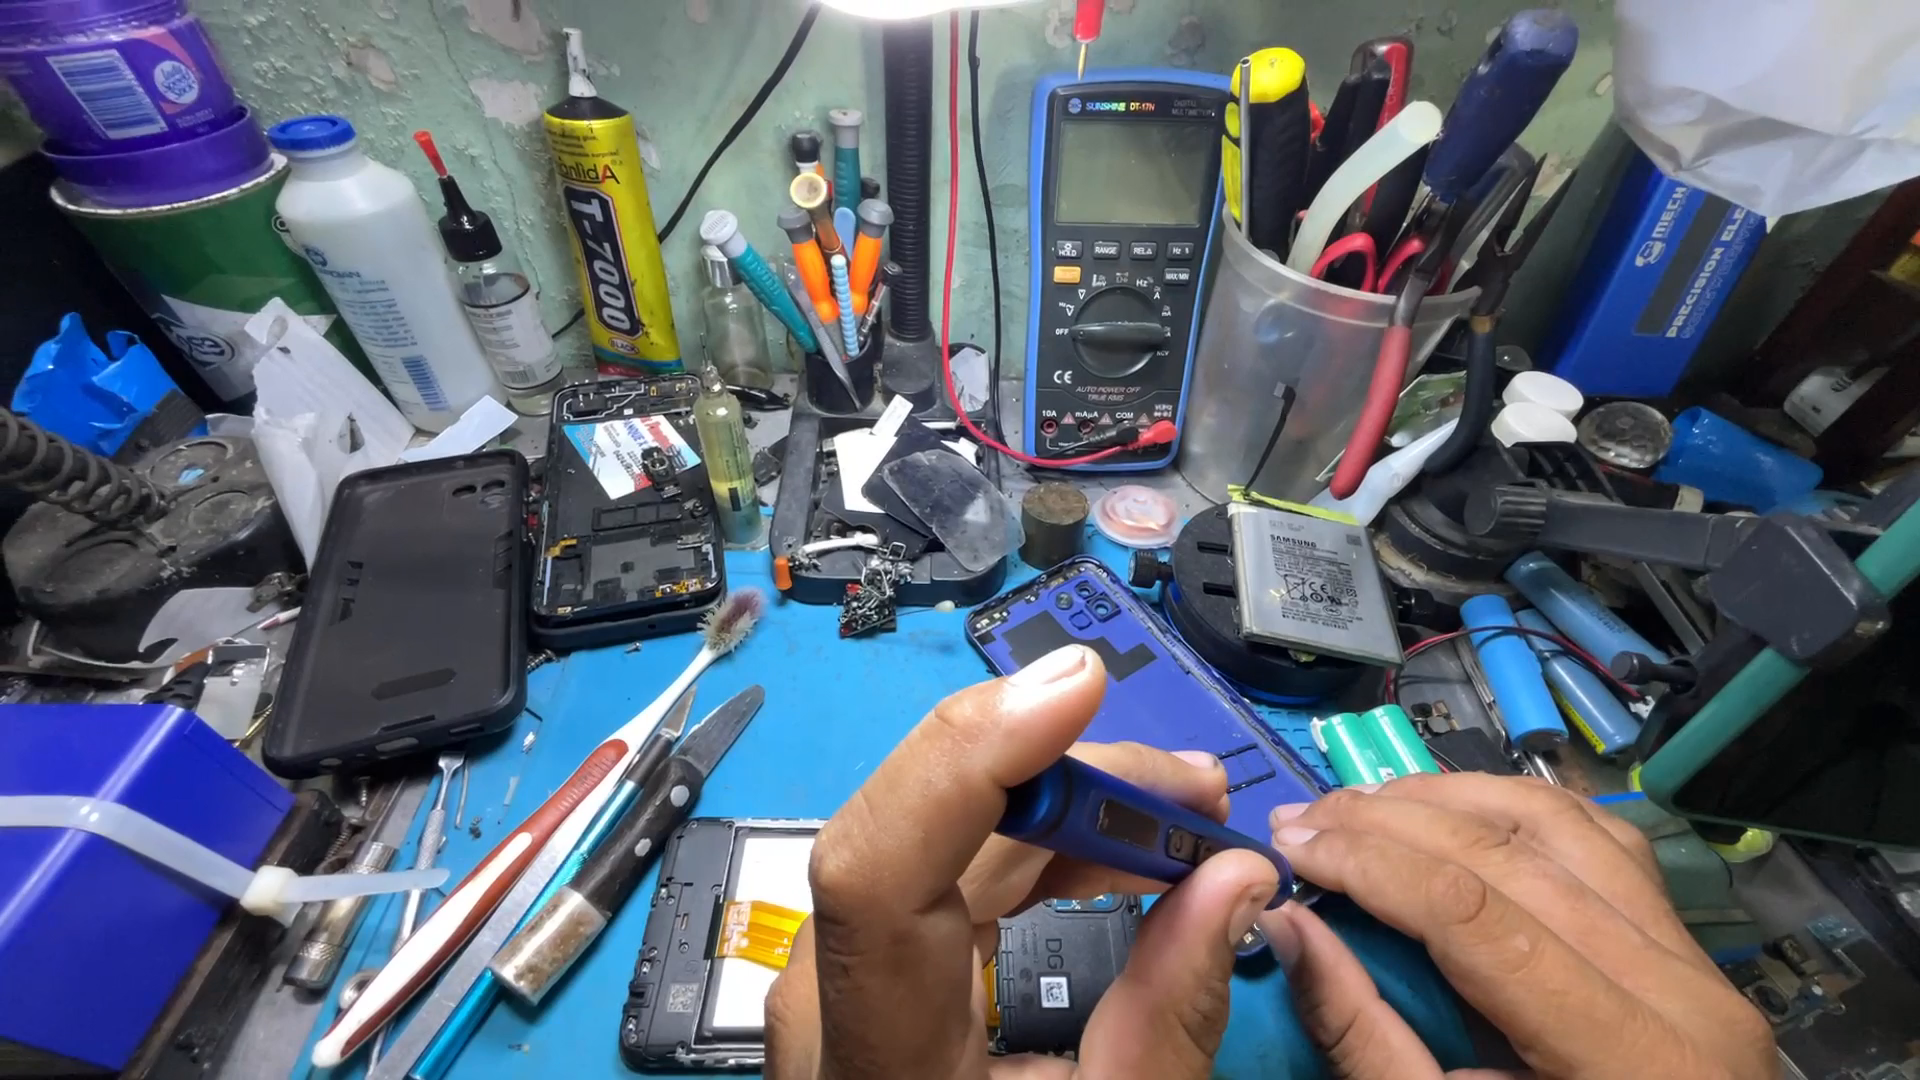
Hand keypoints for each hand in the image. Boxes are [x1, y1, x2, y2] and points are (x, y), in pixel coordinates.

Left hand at [765, 644, 1281, 1078]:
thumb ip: (1171, 1014)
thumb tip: (1237, 876)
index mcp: (868, 1048)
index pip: (877, 863)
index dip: (968, 753)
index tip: (1077, 688)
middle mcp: (834, 976)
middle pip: (937, 822)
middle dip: (1074, 780)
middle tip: (1193, 787)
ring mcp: (850, 951)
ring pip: (955, 828)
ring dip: (1072, 804)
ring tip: (1181, 808)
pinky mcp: (881, 942)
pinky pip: (960, 862)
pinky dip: (1046, 844)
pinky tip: (1120, 842)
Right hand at [1256, 774, 1775, 1079]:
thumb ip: (1359, 1030)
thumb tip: (1282, 921)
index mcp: (1635, 1059)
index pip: (1469, 909)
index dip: (1366, 864)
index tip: (1288, 848)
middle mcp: (1681, 989)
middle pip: (1500, 851)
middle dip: (1378, 821)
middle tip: (1298, 820)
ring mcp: (1692, 957)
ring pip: (1547, 818)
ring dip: (1435, 796)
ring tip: (1356, 805)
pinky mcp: (1680, 940)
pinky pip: (1591, 831)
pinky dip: (1502, 801)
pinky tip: (1444, 807)